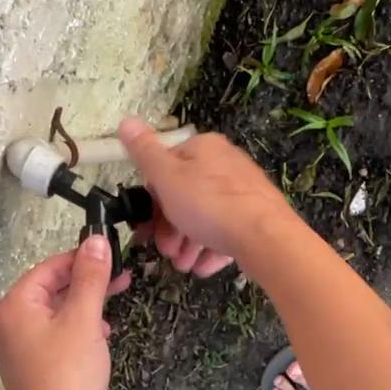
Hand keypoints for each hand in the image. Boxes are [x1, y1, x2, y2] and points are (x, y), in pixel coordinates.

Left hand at [0, 235, 129, 389]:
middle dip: (85, 287)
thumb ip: (90, 277)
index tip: (112, 258)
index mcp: (14, 307)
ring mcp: (15, 351)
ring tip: (110, 317)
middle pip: (49, 292)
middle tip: (121, 283)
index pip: (48, 268)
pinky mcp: (28, 371)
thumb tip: (94, 241)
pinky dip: (74, 334)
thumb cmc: (69, 374)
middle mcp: (7, 326)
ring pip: (52, 317)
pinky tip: (96, 342)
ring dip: (83, 311)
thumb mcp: (84, 319)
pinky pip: (52, 340)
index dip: (81, 259)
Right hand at [118, 118, 296, 276]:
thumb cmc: (209, 204)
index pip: (167, 169)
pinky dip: (212, 250)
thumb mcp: (167, 177)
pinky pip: (227, 232)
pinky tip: (204, 267)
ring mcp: (243, 191)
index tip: (147, 226)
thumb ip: (145, 152)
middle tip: (166, 251)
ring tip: (185, 265)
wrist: (263, 236)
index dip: (154, 200)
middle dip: (171, 229)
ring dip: (189, 244)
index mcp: (203, 149)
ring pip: (207, 218)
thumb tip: (126, 122)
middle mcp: (226, 164)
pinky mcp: (256, 217)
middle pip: (187, 197)